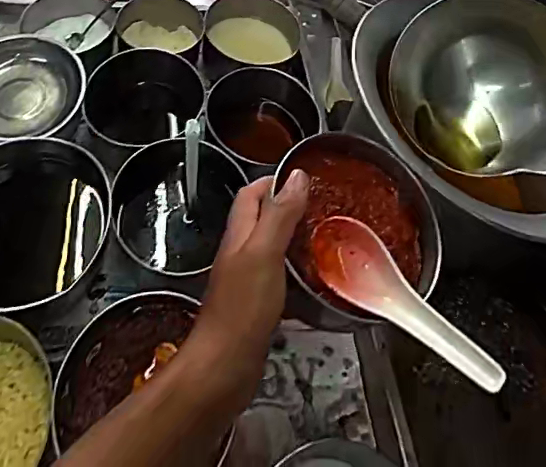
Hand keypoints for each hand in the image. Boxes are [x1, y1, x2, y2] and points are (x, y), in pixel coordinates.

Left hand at [185, 173, 308, 393]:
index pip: (251, 194)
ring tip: (323, 239)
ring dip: (294, 239)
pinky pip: (278, 278)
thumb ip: (280, 214)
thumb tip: (296, 175)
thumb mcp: (265, 252)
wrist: (221, 370)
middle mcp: (240, 252)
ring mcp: (246, 280)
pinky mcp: (256, 306)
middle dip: (288, 208)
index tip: (302, 179)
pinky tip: (313, 281)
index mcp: (239, 234)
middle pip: (262, 218)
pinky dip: (296, 273)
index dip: (273, 181)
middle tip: (319, 208)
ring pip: (271, 248)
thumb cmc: (241, 309)